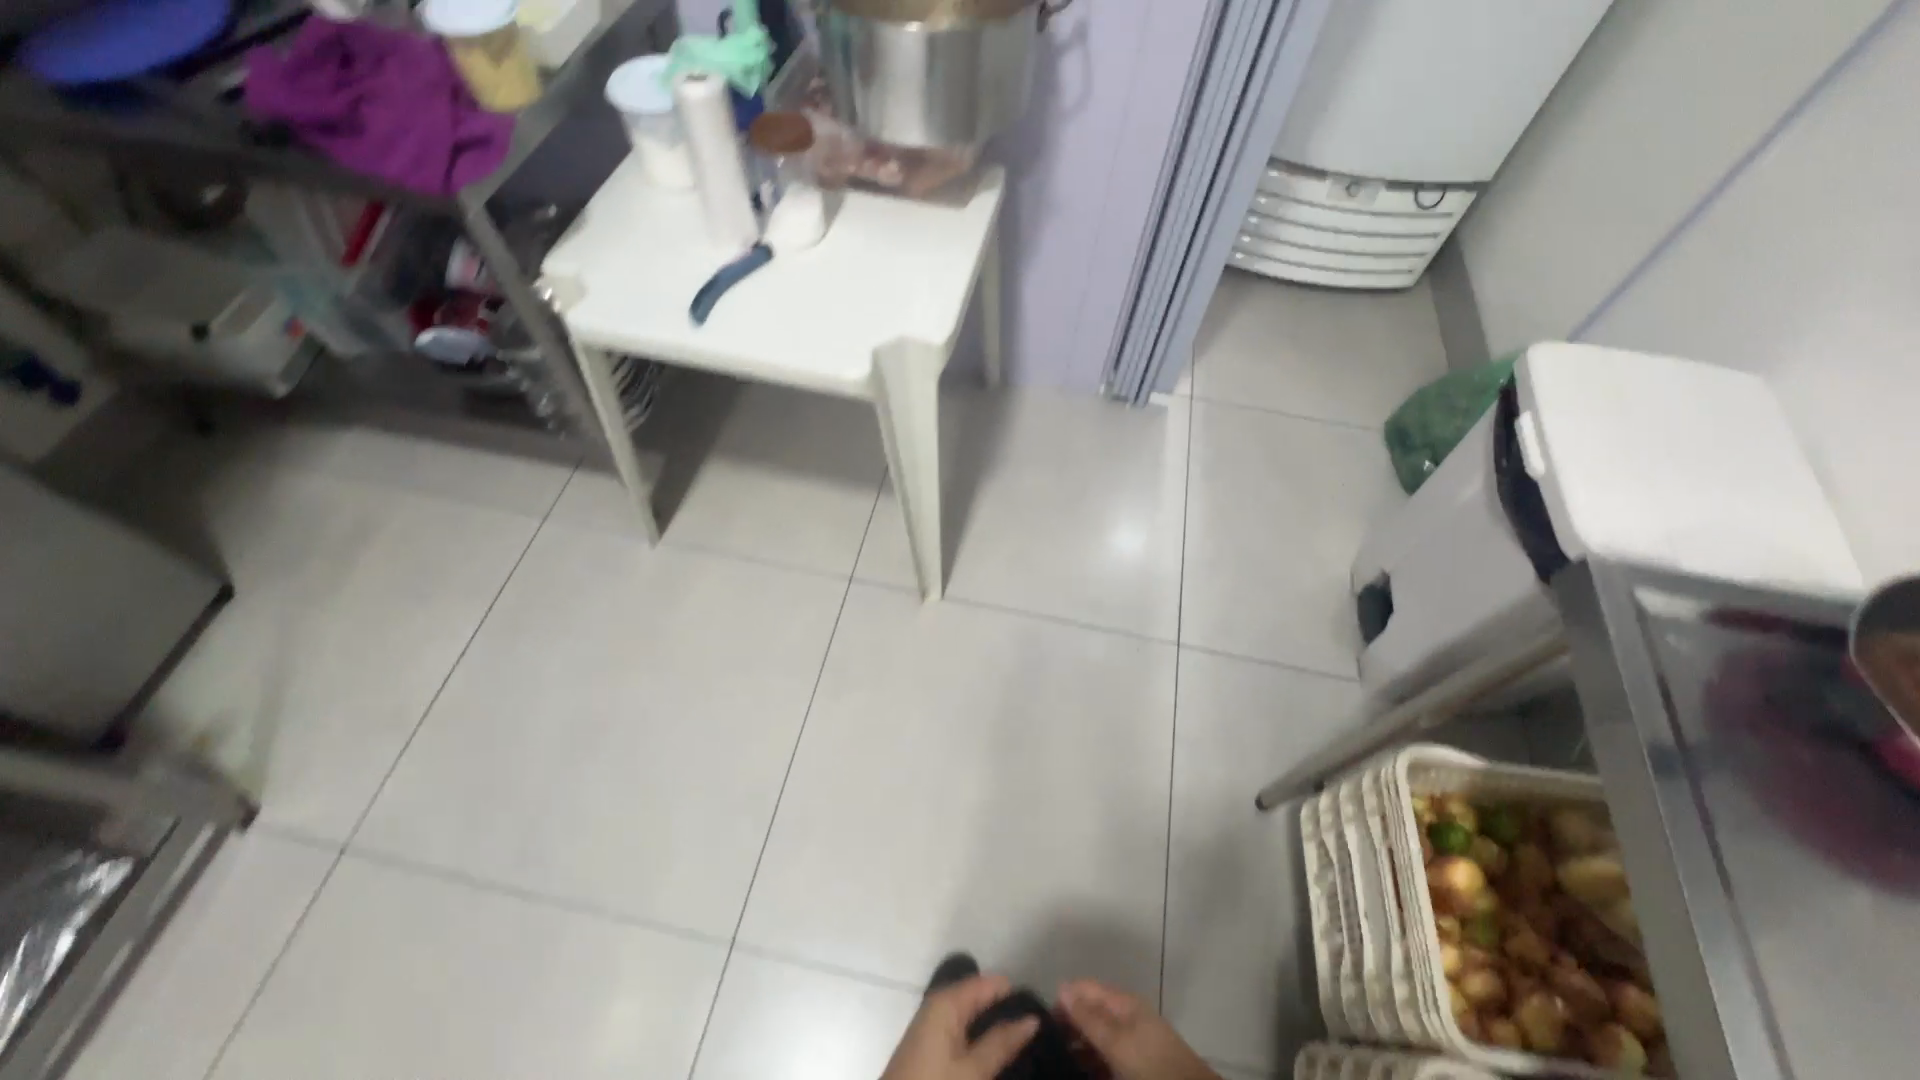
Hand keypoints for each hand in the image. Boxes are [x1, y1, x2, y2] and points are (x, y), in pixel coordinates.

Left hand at [880, 974, 1039, 1079]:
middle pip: (981, 997)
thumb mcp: (972, 1071)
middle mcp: (939, 1005)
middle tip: (1036, 1035)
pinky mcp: (931, 1044)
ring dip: (994, 1029)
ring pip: (973, 1016)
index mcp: (947, 1002)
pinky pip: (963, 1030)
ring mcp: (933, 1024)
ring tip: (1024, 1046)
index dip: (1016, 996)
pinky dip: (979, 1040)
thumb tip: (1032, 1019)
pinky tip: (996, 1056)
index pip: (991, 983)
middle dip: (1006, 1013)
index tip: (1042, 1015)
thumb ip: (1002, 1042)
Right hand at [1057, 980, 1220, 1079]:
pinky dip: (1090, 1062)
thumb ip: (1088, 1017)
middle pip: (1088, 1012)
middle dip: (1068, 1026)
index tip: (1043, 1023)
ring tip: (1058, 1062)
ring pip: (1094, 1037)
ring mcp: (1128, 1041)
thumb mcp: (1116, 1041)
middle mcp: (1124, 1016)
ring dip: (1077, 1048)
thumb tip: (1061, 986)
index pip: (1084, 988)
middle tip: (1047, 1047)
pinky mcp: (1131, 1063)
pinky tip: (1078, 1072)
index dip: (1063, 1000)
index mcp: (1122, 1003)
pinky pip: (1104, 1057)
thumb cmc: (1151, 1065)